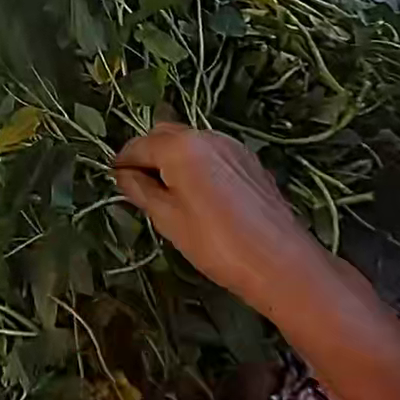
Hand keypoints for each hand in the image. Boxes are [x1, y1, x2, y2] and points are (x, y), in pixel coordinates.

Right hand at [112, 123, 326, 302]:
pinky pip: (211, 152)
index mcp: (178, 146)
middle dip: (148, 155)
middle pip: (162, 135)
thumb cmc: (216, 243)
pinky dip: (198, 164)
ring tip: (172, 194)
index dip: (123, 163)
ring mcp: (229, 145)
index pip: (137, 145)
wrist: (283, 265)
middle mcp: (203, 135)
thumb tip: (123, 174)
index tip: (116, 182)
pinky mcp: (248, 160)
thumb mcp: (167, 219)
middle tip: (142, 188)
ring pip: (188, 142)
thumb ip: (140, 190)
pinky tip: (203, 195)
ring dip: (173, 158)